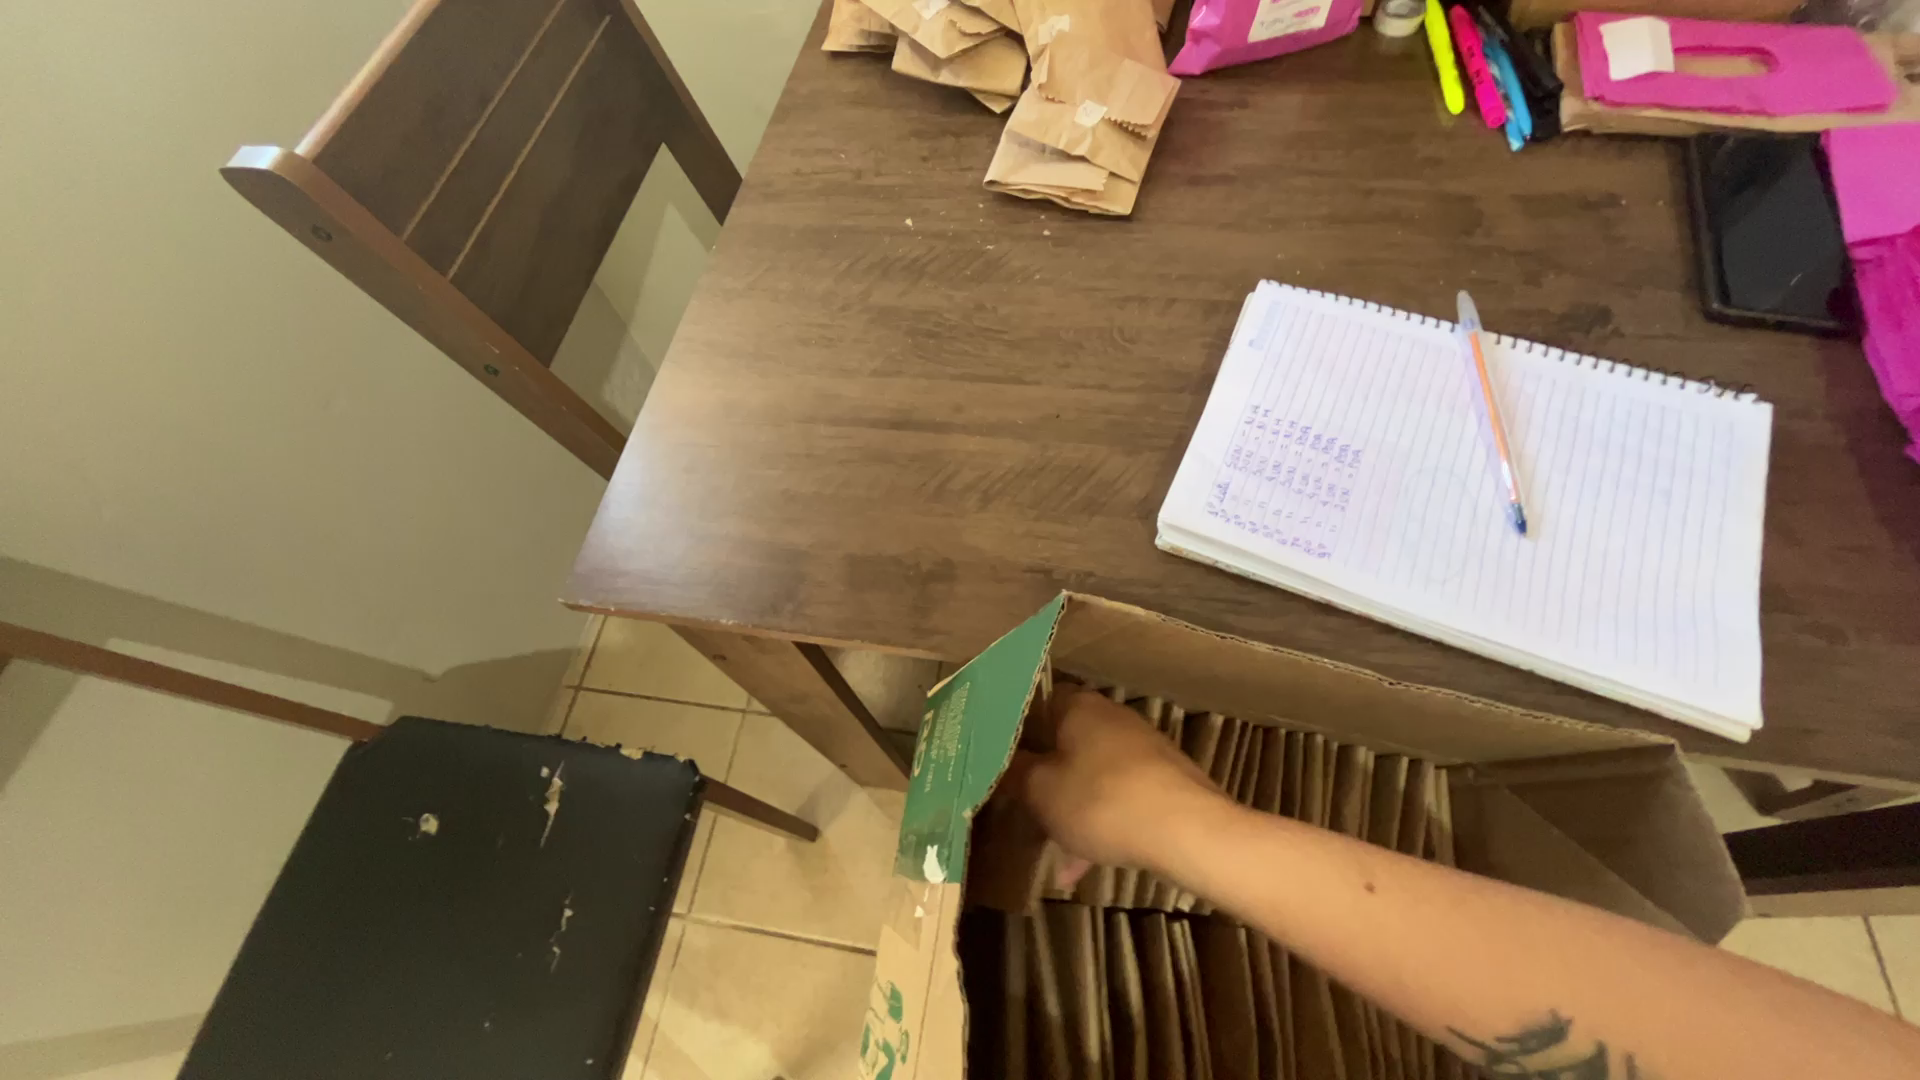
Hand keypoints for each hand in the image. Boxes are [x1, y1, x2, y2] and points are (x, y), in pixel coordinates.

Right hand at [1000, 683, 1227, 878]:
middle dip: (1042, 775)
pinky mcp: (1163, 781)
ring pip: (1090, 774)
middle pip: (1064, 741)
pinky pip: (1118, 798)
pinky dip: (1098, 825)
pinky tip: (1080, 869)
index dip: (1013, 728)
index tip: (996, 756)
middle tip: (1019, 803)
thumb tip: (996, 759)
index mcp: (1078, 707)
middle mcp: (1111, 717)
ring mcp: (1141, 749)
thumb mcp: (1040, 791)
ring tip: (1048, 847)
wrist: (1188, 831)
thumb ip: (1013, 772)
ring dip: (1069, 806)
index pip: (1036, 702)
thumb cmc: (1101, 801)